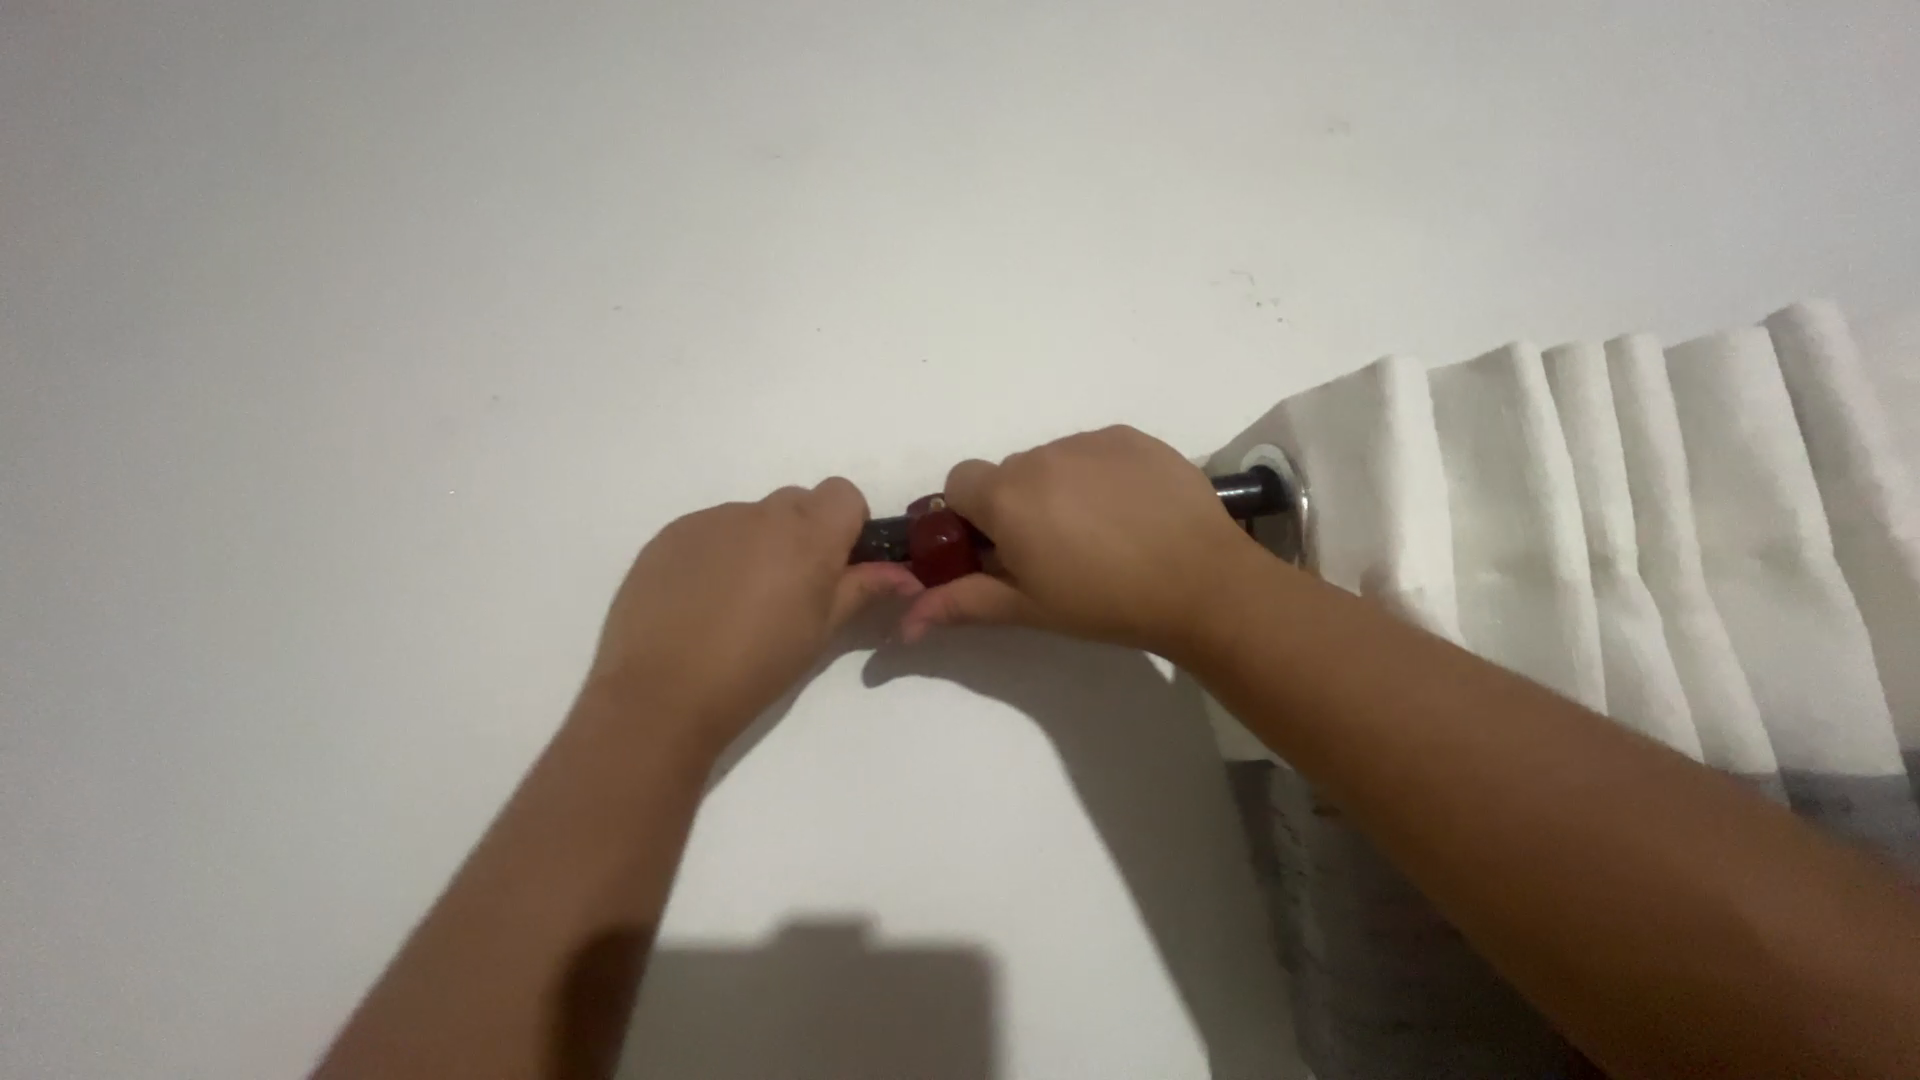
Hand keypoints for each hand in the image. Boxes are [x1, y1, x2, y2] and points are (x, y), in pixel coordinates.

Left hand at [588, 479, 922, 756]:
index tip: (836, 565)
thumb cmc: (757, 666)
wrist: (663, 692)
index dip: (846, 524)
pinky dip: (716, 554)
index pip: (843, 494)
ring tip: (737, 603)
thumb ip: (863, 590)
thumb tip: (907, 576)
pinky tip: (700, 602)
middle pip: (798, 502)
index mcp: (808, 535)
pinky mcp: (670, 535)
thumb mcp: (822, 631)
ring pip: (751, 517)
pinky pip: (709, 531)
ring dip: (758, 544)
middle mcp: (761, 513)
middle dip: (803, 534)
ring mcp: (711, 520)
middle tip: (790, 589)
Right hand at [898, 426, 1264, 656]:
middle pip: (1007, 473)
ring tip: (1100, 532)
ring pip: (1052, 460)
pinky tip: (1130, 511)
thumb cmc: (1104, 602)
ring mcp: (1090, 440)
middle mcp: (1040, 454)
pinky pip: (1095, 450)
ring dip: (1059, 488)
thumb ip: (961, 602)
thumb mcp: (1027, 607)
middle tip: (1054, 550)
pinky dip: (1099, 474)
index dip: (969, 515)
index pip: (957, 483)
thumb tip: (904, 623)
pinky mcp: (1132, 436)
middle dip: (1017, 504)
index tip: (998, 546)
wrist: (1200, 583)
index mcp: (1006, 495)